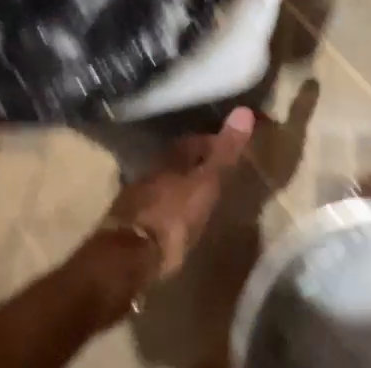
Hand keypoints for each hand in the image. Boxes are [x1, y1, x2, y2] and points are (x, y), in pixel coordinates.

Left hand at [105, 107, 255, 277]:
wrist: (126, 259)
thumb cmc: (172, 218)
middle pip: (177, 161)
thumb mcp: (206, 184)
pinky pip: (153, 208)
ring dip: (179, 187)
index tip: (230, 150)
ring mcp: (135, 198)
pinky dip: (166, 209)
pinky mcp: (126, 225)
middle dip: (195, 165)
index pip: (195, 140)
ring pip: (163, 183)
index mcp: (171, 158)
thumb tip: (244, 110)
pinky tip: (173, 221)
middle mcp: (150, 171)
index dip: (213, 143)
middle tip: (216, 173)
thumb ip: (225, 152)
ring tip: (197, 197)